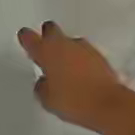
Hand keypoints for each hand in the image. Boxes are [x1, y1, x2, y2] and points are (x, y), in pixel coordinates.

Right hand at [17, 21, 134, 132]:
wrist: (109, 105)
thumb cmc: (74, 101)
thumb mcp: (47, 100)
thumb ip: (42, 87)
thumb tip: (44, 83)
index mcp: (46, 51)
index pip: (29, 36)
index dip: (26, 38)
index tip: (25, 39)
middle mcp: (63, 44)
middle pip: (51, 29)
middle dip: (47, 36)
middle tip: (45, 50)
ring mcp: (83, 48)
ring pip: (69, 41)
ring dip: (66, 50)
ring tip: (65, 68)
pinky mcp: (99, 56)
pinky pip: (85, 53)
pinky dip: (81, 59)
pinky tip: (81, 74)